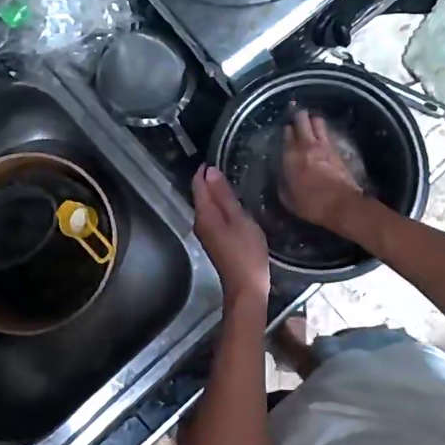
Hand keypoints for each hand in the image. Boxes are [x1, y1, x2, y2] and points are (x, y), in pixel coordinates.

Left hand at [191, 164, 268, 305]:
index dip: (204, 171)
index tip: (214, 157)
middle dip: (209, 180)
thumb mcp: (239, 219)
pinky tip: (233, 205)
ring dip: (216, 194)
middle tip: (224, 164)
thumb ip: (225, 196)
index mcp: (205, 215)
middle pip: (201, 196)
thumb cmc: (246, 251)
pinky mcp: (215, 242)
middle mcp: (200, 223)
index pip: (199, 186)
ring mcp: (207, 234)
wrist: (246, 287)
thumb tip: (211, 171)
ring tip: (230, 181)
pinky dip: (220, 207)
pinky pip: (214, 217)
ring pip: (207, 207)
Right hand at [281, 111, 365, 229]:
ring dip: (312, 121)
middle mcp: (307, 146)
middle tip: (296, 118)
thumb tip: (282, 176)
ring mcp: (324, 146)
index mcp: (291, 157)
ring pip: (317, 122)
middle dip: (299, 116)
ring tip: (310, 123)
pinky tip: (321, 135)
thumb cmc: (312, 205)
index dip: (286, 130)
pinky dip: (323, 131)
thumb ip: (283, 184)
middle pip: (302, 120)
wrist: (342, 205)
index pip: (287, 134)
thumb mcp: (289, 200)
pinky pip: (328, 134)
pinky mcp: (337, 150)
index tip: (286, 130)